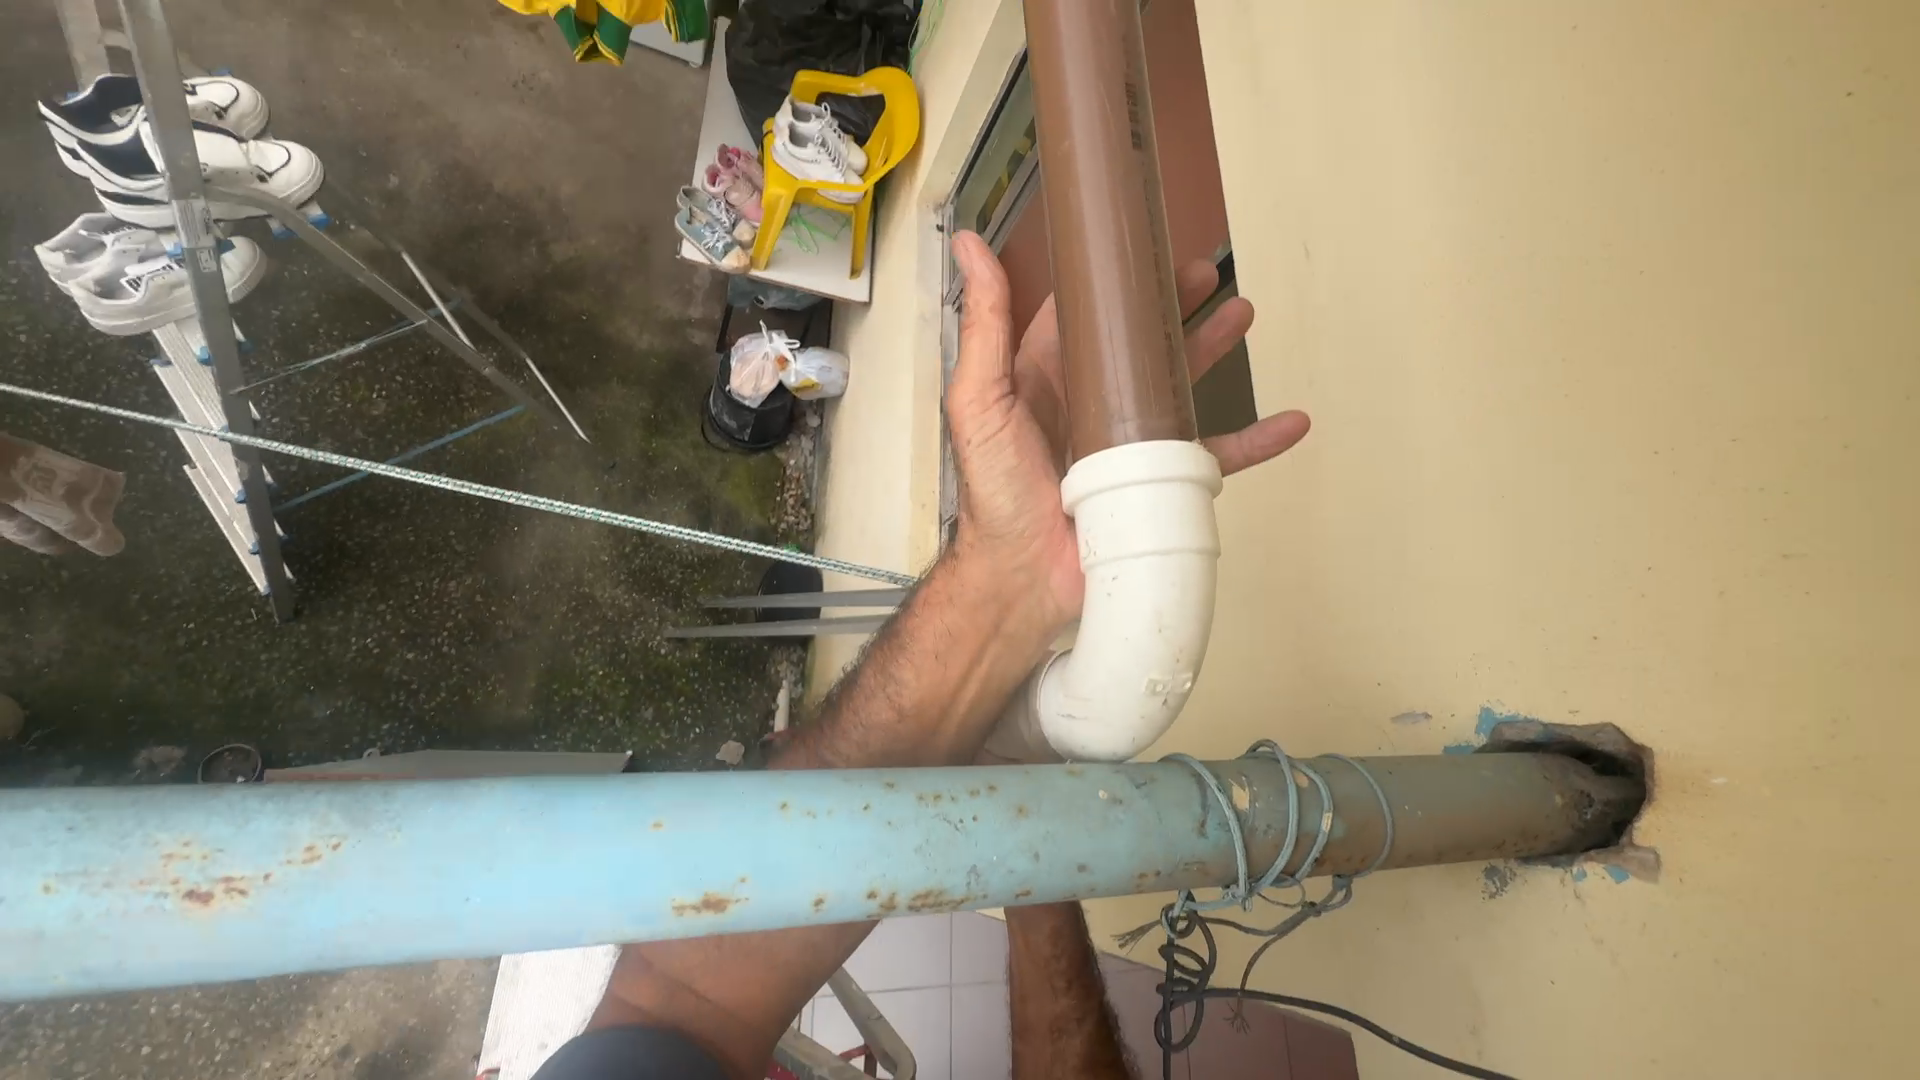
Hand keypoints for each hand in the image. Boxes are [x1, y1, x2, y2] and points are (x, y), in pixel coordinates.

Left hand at [944, 230, 1311, 644]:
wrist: (1025, 576)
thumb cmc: (997, 490)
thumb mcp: (980, 401)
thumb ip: (983, 327)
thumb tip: (969, 245)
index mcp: (1044, 380)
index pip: (1078, 317)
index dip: (1105, 282)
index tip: (1135, 243)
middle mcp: (1087, 405)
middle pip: (1137, 345)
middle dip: (1171, 306)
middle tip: (1206, 271)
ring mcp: (1125, 445)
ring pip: (1178, 388)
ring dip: (1211, 351)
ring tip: (1243, 314)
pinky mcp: (1156, 485)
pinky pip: (1214, 459)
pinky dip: (1255, 441)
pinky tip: (1290, 422)